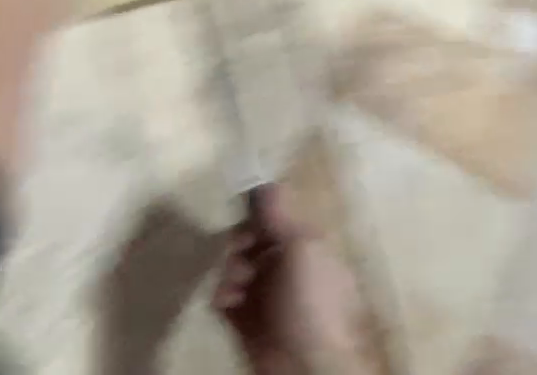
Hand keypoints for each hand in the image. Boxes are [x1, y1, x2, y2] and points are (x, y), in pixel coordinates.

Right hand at [214, 188, 366, 374]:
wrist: (309, 367)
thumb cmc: (314, 300)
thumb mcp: (303, 246)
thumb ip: (279, 213)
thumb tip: (263, 180)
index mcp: (305, 244)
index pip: (275, 216)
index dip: (258, 211)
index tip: (245, 211)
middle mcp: (285, 265)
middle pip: (249, 238)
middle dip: (239, 241)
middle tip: (239, 251)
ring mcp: (265, 294)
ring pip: (234, 265)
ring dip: (229, 269)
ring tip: (236, 284)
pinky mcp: (246, 321)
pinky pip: (224, 297)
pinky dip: (221, 294)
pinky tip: (226, 301)